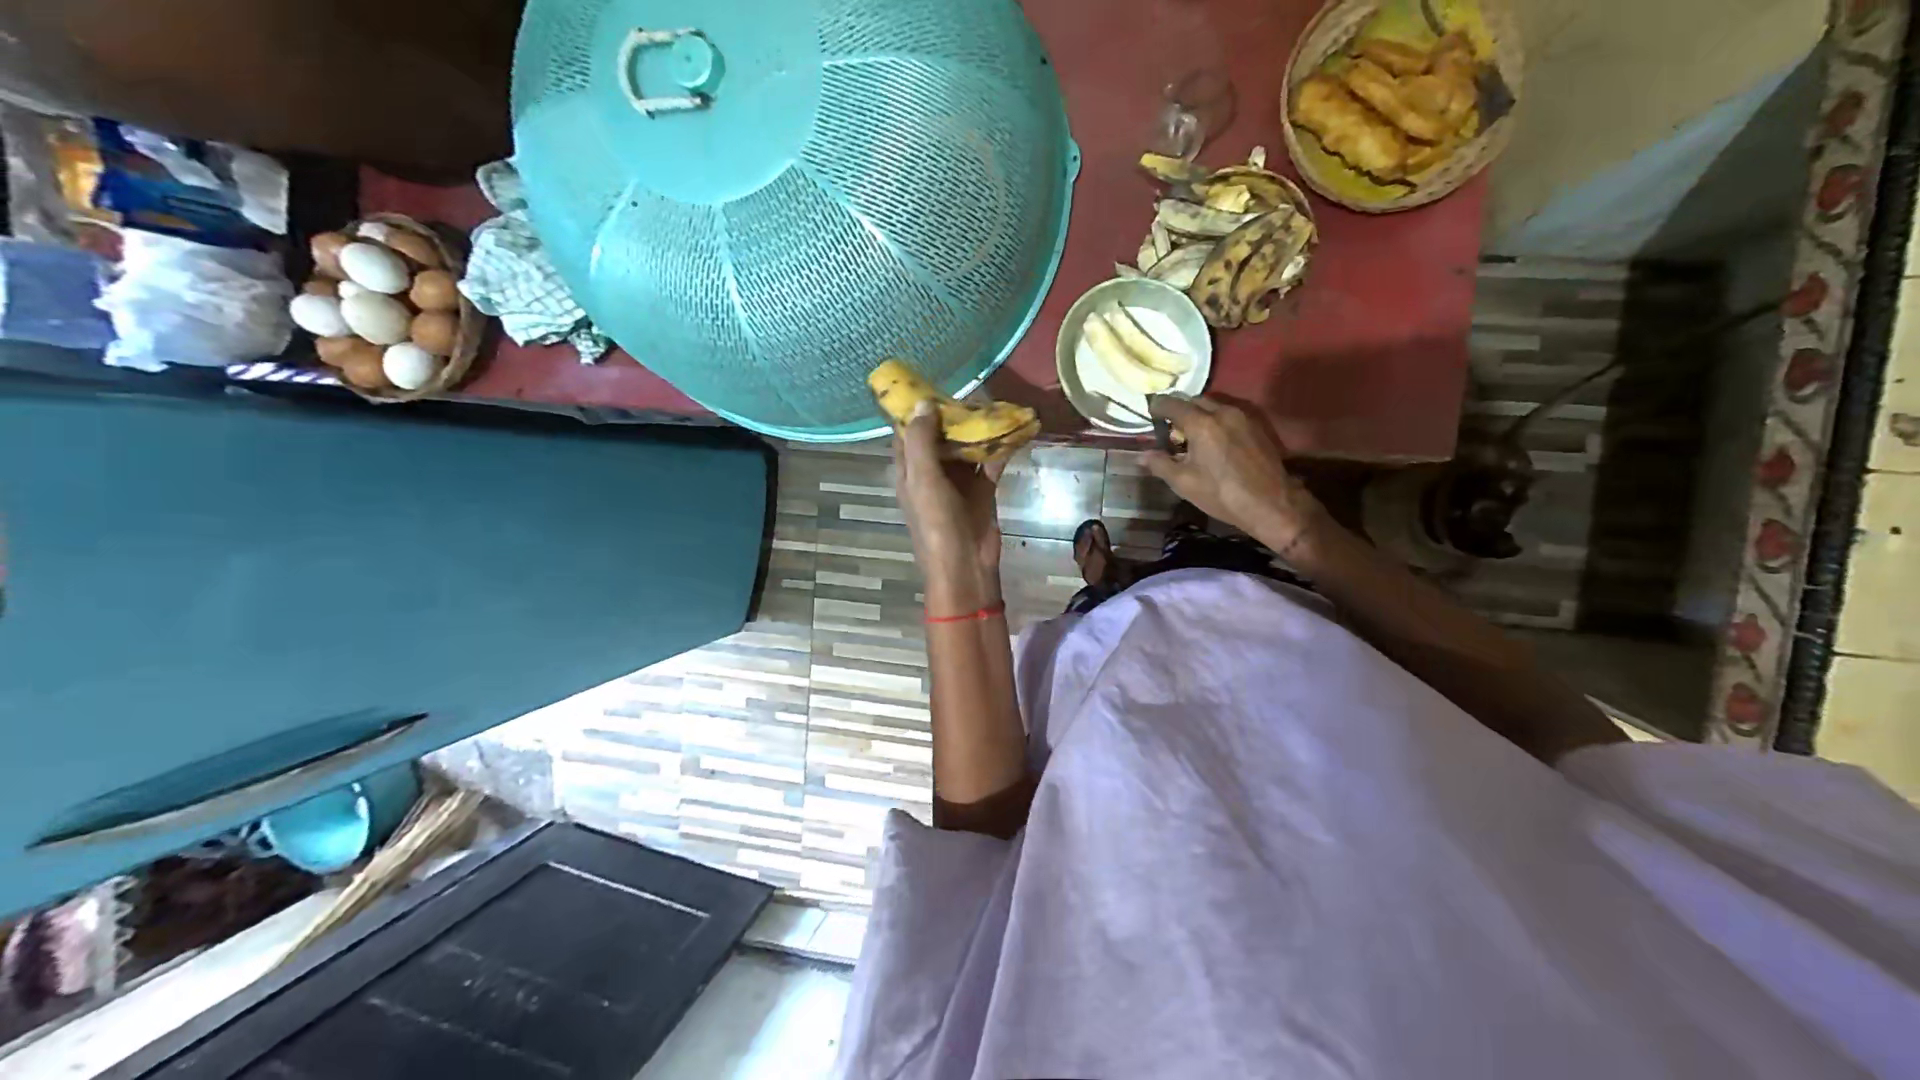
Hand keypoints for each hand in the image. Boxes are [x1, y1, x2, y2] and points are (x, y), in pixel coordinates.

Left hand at [893, 403, 1007, 613]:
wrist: (966, 565)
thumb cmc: (936, 523)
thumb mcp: (922, 479)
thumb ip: (921, 440)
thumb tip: (923, 402)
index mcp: (909, 470)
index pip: (907, 432)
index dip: (917, 409)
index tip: (933, 384)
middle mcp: (932, 472)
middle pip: (941, 435)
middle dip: (956, 414)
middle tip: (975, 389)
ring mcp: (958, 481)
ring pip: (968, 446)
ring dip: (981, 428)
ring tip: (999, 402)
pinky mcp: (982, 489)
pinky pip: (991, 462)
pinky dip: (1002, 447)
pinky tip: (1017, 428)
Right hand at [1143, 396, 1327, 555]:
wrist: (1271, 503)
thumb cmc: (1222, 494)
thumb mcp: (1184, 483)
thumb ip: (1160, 464)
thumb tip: (1142, 455)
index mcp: (1201, 424)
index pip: (1172, 404)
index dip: (1157, 407)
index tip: (1150, 415)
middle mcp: (1222, 412)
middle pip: (1194, 400)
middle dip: (1179, 410)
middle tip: (1171, 431)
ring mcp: (1243, 417)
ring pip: (1213, 405)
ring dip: (1199, 414)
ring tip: (1193, 437)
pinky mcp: (1256, 426)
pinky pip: (1229, 414)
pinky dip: (1216, 420)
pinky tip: (1214, 441)